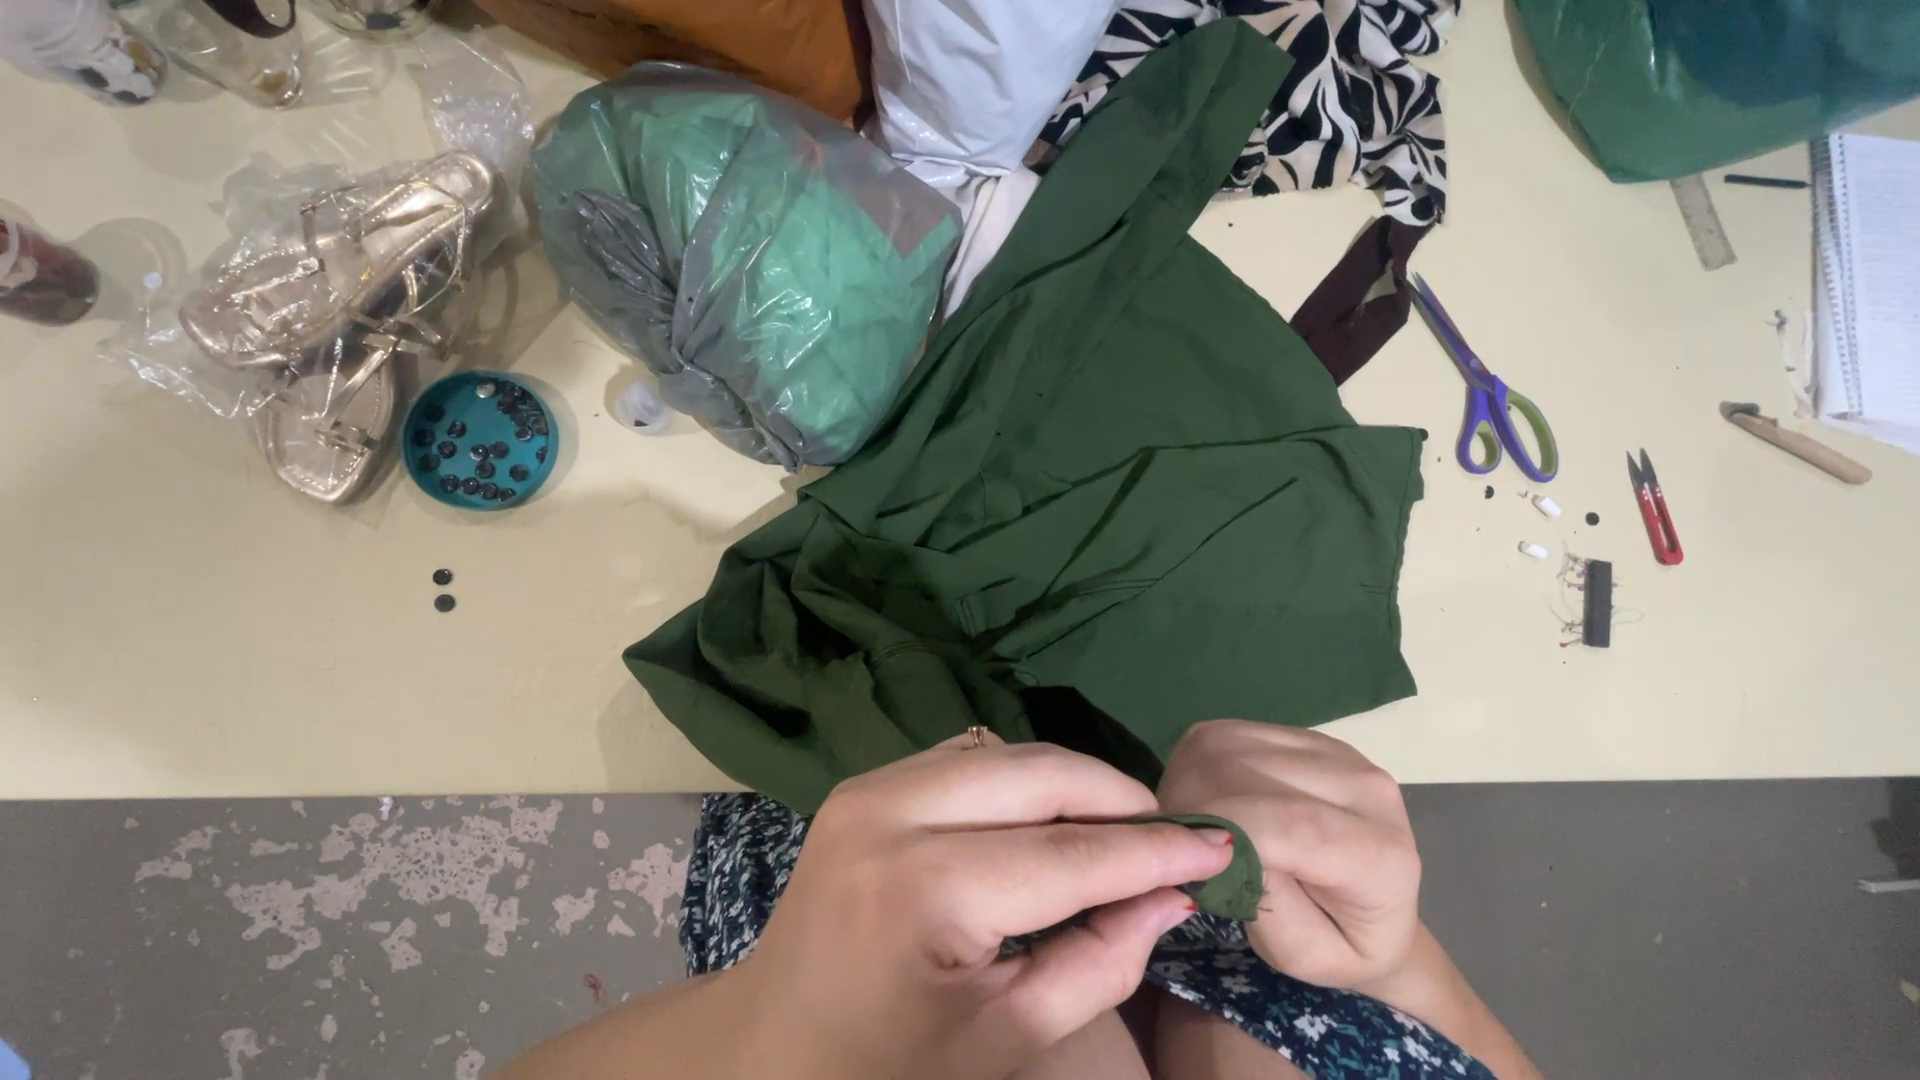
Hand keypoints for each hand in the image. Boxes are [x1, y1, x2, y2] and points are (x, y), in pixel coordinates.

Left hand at [733, 733, 1235, 1078]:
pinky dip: (1019, 777)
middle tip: (1169, 832)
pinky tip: (1043, 815)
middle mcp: (894, 814)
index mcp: (926, 894)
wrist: (777, 1038)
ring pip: (1006, 753)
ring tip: (1115, 826)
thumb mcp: (1010, 1037)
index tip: (1218, 844)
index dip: (1153, 849)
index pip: (1070, 856)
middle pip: (1039, 774)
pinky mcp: (865, 779)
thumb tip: (1173, 893)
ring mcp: (871, 786)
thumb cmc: (894, 1061)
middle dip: (1117, 797)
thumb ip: (1102, 960)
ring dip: (1070, 782)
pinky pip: (967, 756)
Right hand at [1154, 720, 1421, 996]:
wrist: (1379, 915)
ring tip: (1190, 823)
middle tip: (1175, 845)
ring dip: (1187, 780)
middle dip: (1190, 805)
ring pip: (1226, 744)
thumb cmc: (1341, 949)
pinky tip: (1205, 797)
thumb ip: (1267, 906)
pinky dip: (1198, 764)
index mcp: (1379, 855)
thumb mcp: (1305, 958)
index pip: (1287, 823)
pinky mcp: (1303, 735)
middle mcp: (1364, 787)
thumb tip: (1221, 846)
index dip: (1219, 829)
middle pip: (1243, 771)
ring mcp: (1333, 751)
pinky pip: (1225, 733)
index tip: (1179, 854)